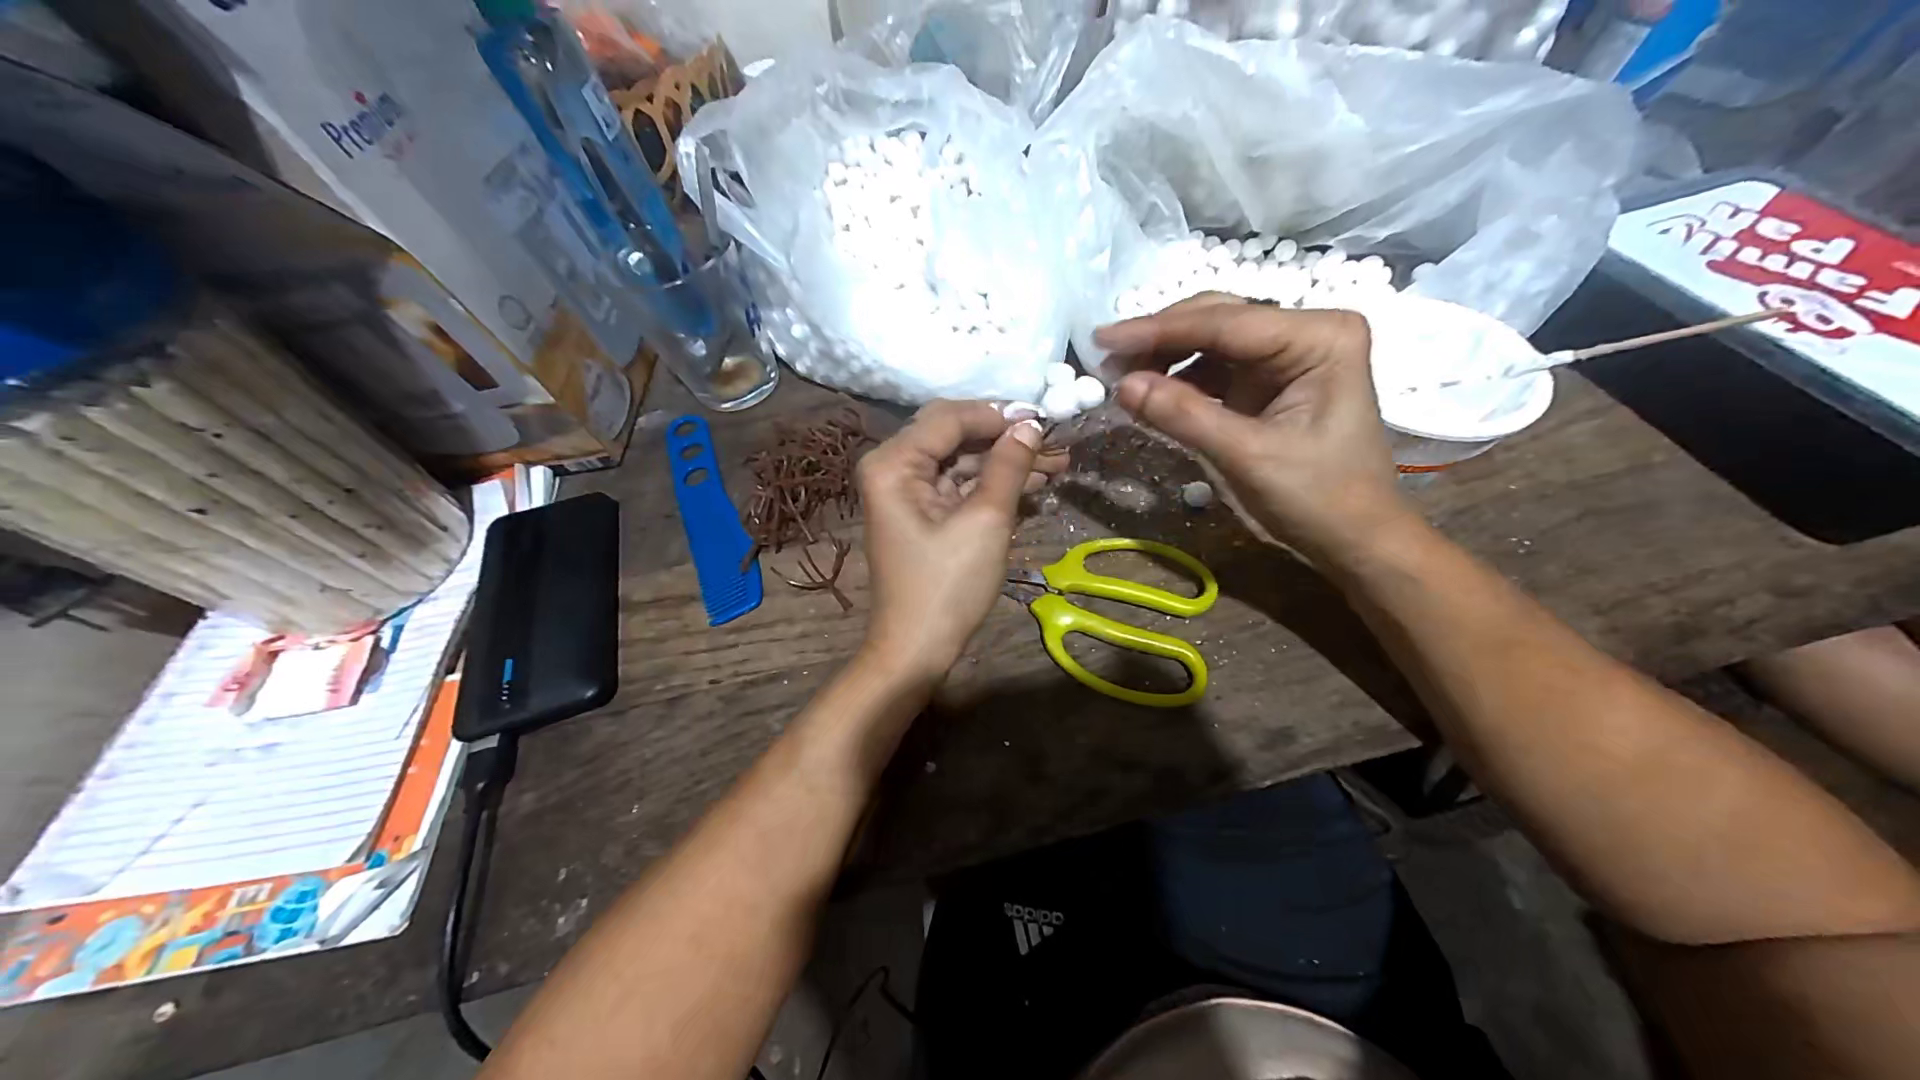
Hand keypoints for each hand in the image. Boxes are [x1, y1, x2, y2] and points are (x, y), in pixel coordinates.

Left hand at [857, 400, 1064, 683]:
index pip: (950, 418)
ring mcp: (905, 493)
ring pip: (960, 461)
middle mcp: (892, 469)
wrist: (916, 649)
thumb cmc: (947, 586)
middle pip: (954, 434)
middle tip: (1055, 444)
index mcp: (893, 463)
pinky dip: (992, 486)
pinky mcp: (921, 514)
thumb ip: (1008, 466)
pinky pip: (958, 486)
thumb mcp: (985, 521)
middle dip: (1005, 438)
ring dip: (1005, 463)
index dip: (999, 415)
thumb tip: (1031, 425)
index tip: (1046, 418)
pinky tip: (1033, 487)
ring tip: (1057, 466)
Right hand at [1095, 294, 1417, 563]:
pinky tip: (1150, 392)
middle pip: (1217, 320)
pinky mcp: (1270, 381)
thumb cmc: (1317, 499)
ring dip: (1164, 358)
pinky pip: (1214, 369)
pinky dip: (1179, 380)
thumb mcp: (1246, 457)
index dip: (1157, 330)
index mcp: (1318, 337)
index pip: (1225, 322)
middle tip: (1105, 359)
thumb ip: (1184, 416)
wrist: (1356, 539)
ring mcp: (1287, 356)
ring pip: (1211, 341)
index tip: (1102, 339)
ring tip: (1120, 378)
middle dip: (1159, 340)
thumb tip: (1122, 385)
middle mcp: (1306, 332)